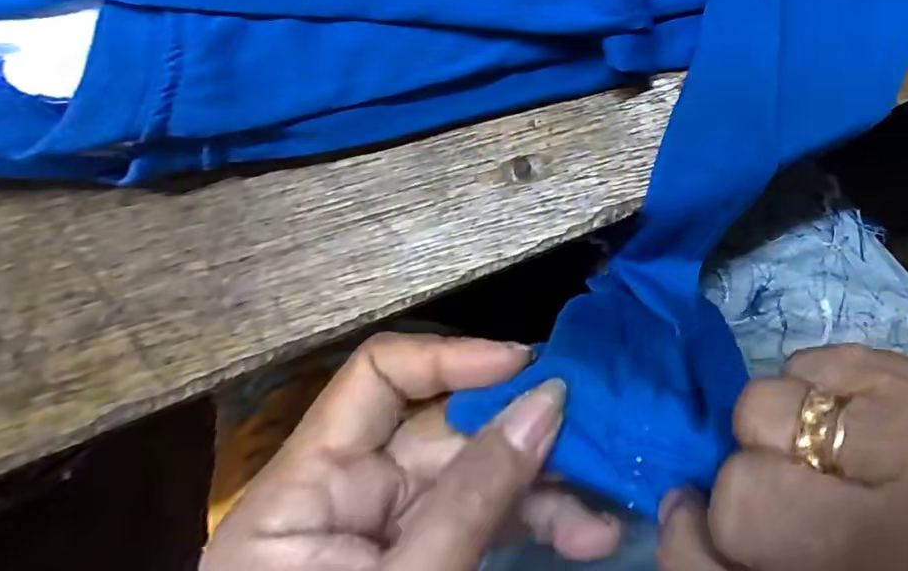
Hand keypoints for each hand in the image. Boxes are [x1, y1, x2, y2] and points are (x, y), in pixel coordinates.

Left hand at [204, 332, 622, 570]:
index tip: (526, 367)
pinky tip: (590, 535)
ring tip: (603, 513)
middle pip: (451, 426)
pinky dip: (542, 522)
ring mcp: (393, 528)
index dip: (454, 356)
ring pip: (486, 472)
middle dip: (528, 434)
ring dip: (550, 489)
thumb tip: (551, 396)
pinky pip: (493, 516)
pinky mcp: (429, 556)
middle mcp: (348, 495)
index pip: (379, 376)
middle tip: (593, 435)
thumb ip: (473, 495)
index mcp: (304, 492)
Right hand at [655, 345, 907, 570]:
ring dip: (779, 424)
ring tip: (822, 462)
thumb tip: (680, 503)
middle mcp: (898, 454)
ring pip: (778, 377)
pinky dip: (812, 392)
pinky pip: (818, 356)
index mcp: (873, 545)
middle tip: (791, 506)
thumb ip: (733, 569)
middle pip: (752, 418)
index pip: (743, 501)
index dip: (716, 530)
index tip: (731, 543)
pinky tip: (847, 429)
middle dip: (749, 470)